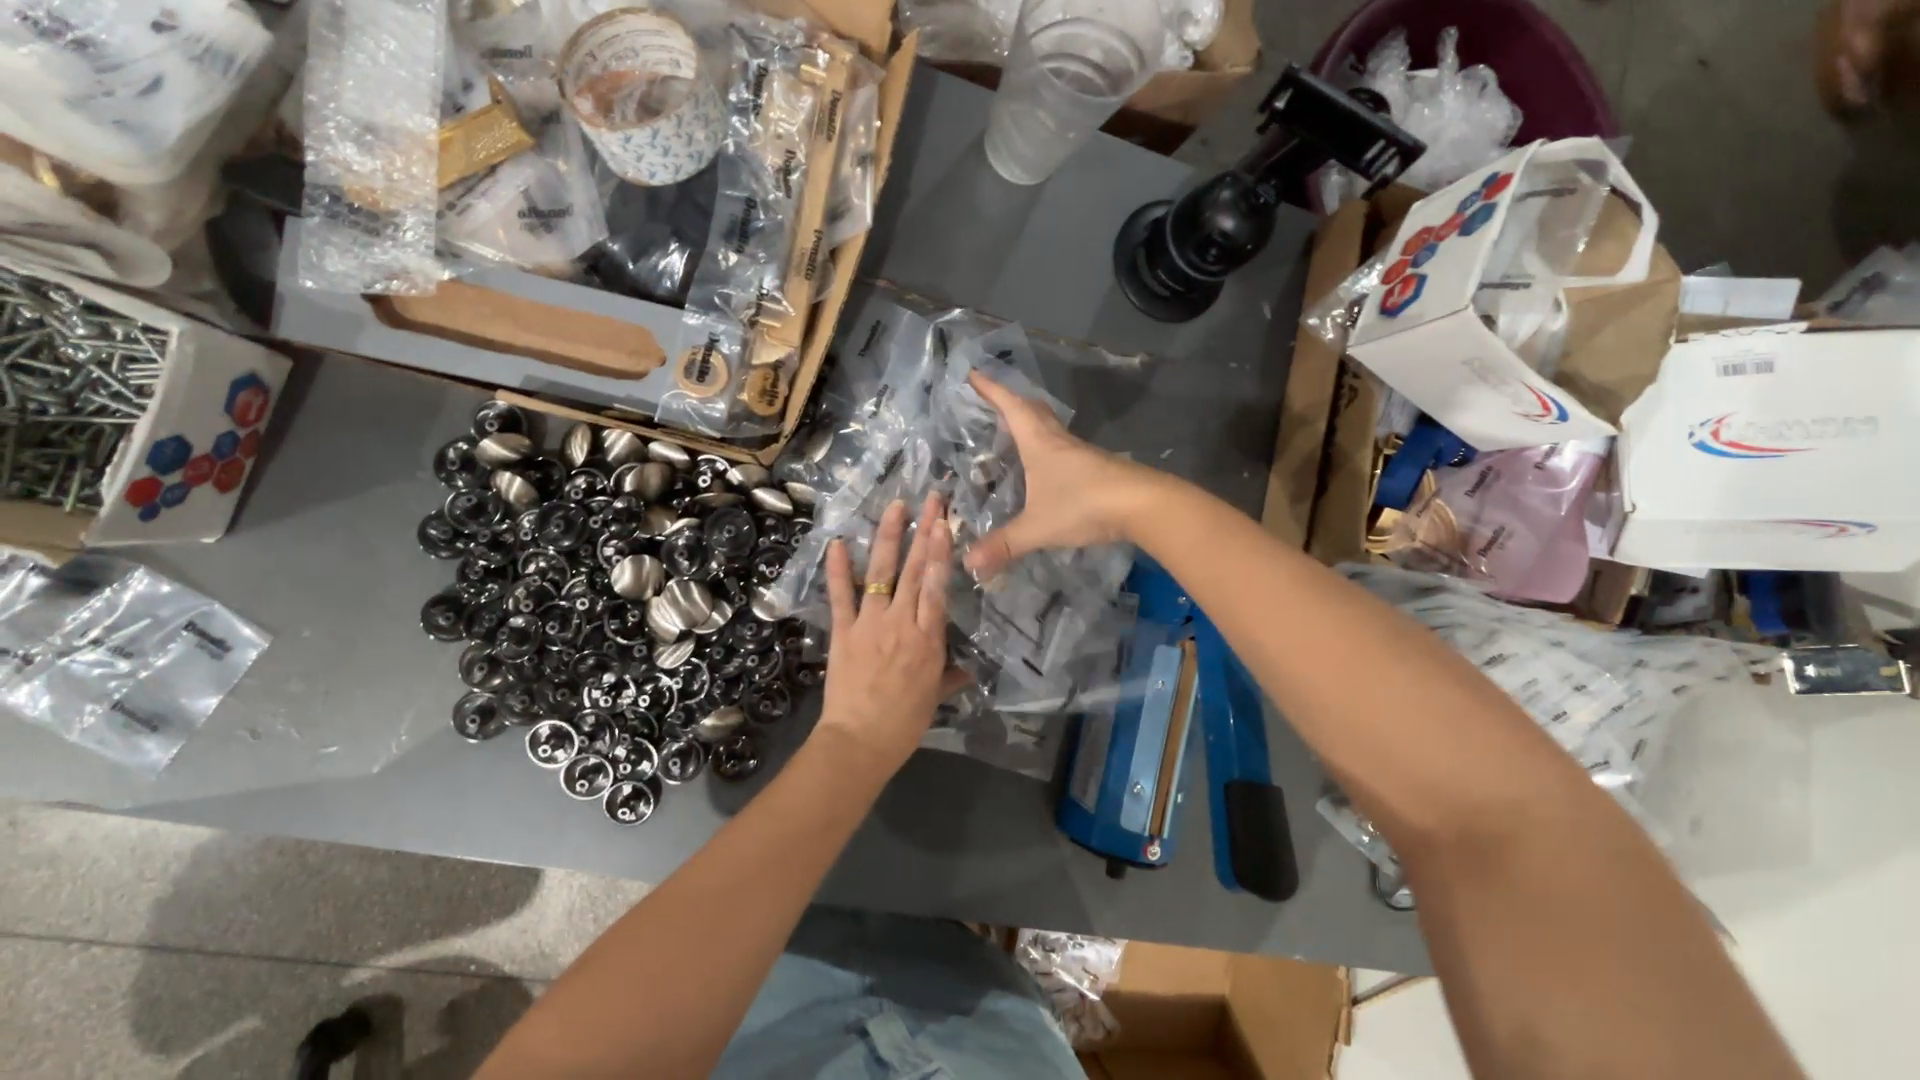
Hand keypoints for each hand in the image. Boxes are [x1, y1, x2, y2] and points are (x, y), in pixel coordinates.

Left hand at [816, 494, 964, 774]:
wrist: (860, 741)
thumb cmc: (904, 724)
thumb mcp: (934, 698)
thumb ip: (949, 678)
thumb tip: (967, 671)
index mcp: (929, 639)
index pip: (938, 586)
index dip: (942, 552)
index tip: (946, 523)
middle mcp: (901, 623)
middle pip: (915, 570)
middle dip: (925, 531)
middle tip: (932, 499)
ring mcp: (870, 624)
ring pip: (882, 573)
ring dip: (889, 537)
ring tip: (896, 507)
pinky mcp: (843, 632)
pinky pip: (841, 596)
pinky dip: (838, 569)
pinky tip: (839, 542)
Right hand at [963, 371, 1166, 580]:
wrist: (1143, 505)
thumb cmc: (1084, 504)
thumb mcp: (1038, 527)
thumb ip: (1004, 544)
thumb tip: (969, 564)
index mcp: (1040, 442)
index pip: (1011, 407)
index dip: (991, 390)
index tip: (975, 374)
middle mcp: (1060, 441)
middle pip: (1034, 411)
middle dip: (1012, 401)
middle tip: (995, 399)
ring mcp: (1081, 453)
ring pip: (1052, 428)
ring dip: (1033, 424)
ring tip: (1016, 432)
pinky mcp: (1097, 468)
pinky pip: (1065, 449)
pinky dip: (1050, 448)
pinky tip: (1048, 466)